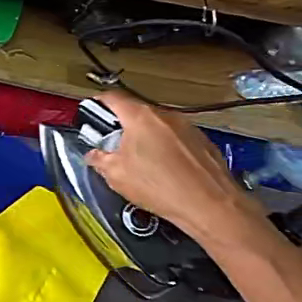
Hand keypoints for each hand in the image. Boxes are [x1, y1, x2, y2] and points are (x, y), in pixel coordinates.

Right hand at [83, 93, 266, 244]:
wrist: (208, 203)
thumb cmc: (166, 188)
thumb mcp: (117, 176)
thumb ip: (100, 160)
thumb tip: (94, 157)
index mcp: (141, 117)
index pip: (113, 98)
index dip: (99, 104)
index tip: (93, 112)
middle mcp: (166, 116)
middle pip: (137, 113)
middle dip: (123, 129)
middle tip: (113, 149)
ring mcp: (186, 127)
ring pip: (158, 128)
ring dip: (147, 142)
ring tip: (141, 167)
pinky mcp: (201, 142)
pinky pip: (177, 141)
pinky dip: (167, 152)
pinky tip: (164, 174)